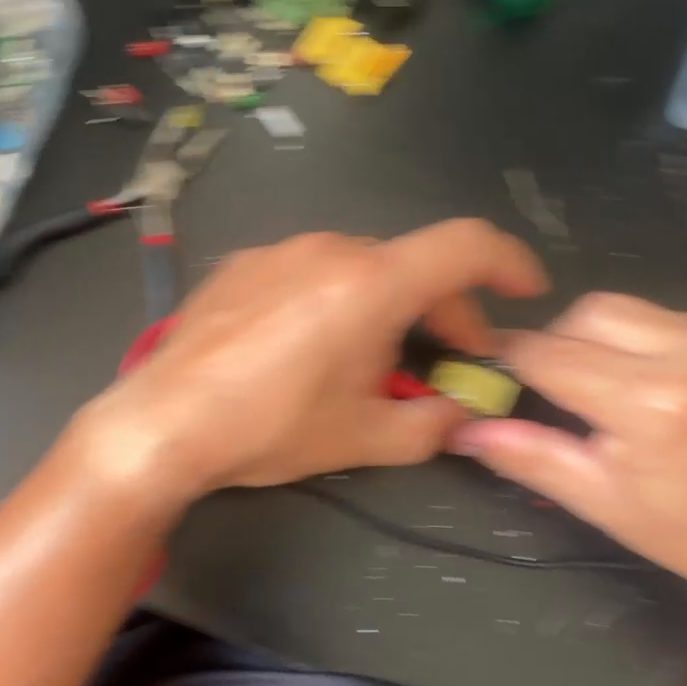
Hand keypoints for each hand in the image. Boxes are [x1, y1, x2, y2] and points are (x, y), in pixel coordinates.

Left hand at [77, 221, 547, 498]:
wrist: (163, 422)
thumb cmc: (270, 429)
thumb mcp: (362, 438)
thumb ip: (431, 425)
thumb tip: (464, 414)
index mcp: (370, 282)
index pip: (465, 247)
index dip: (508, 264)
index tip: (523, 291)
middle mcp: (326, 249)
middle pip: (407, 264)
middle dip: (439, 311)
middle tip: (445, 360)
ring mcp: (274, 253)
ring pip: (353, 270)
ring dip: (379, 308)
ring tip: (366, 364)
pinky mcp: (236, 269)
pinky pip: (302, 275)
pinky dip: (327, 303)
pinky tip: (305, 349)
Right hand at [450, 294, 686, 602]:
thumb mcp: (601, 502)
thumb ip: (527, 456)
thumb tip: (460, 429)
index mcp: (652, 405)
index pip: (549, 354)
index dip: (511, 359)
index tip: (493, 368)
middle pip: (595, 311)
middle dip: (562, 341)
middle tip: (560, 385)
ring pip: (649, 312)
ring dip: (620, 343)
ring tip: (629, 393)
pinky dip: (675, 348)